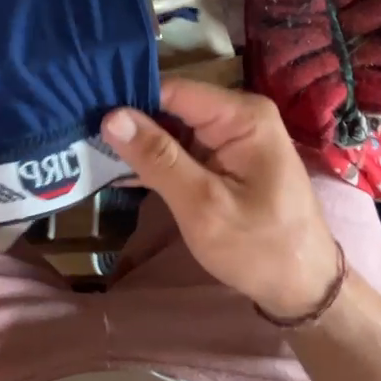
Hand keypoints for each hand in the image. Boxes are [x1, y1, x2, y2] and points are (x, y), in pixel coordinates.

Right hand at [101, 79, 341, 318]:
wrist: (303, 289)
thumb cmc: (259, 248)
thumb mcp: (203, 205)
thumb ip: (157, 158)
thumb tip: (111, 116)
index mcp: (241, 116)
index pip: (171, 90)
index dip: (128, 100)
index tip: (83, 112)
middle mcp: (237, 116)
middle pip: (168, 105)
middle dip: (127, 121)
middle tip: (77, 133)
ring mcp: (229, 137)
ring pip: (168, 127)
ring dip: (135, 142)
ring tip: (85, 147)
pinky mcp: (221, 158)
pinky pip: (178, 147)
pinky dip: (151, 159)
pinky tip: (113, 167)